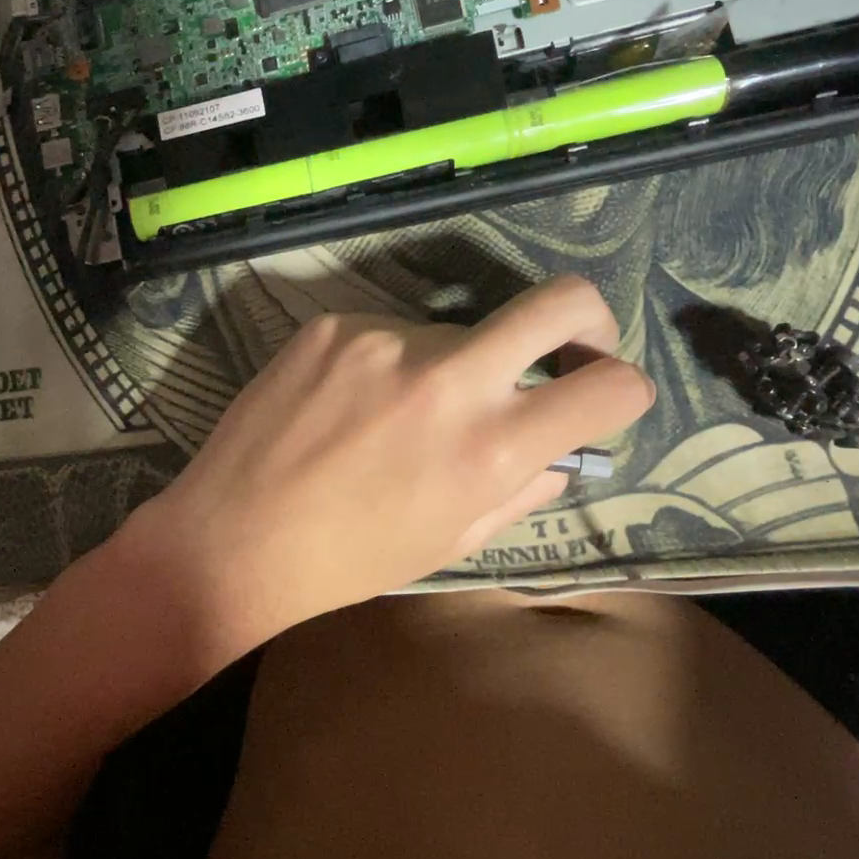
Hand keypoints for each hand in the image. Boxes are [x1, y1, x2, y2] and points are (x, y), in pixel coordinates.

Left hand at [119, 275, 653, 637]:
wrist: (235, 536)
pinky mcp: (331, 323)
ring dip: (453, 362)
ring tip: (396, 414)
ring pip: (456, 329)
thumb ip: (522, 485)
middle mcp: (446, 376)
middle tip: (569, 347)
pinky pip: (388, 331)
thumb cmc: (349, 559)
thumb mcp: (452, 539)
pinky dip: (388, 360)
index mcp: (489, 446)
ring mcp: (382, 338)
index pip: (613, 385)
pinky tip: (346, 402)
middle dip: (587, 318)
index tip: (600, 398)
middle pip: (561, 298)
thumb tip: (562, 447)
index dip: (623, 391)